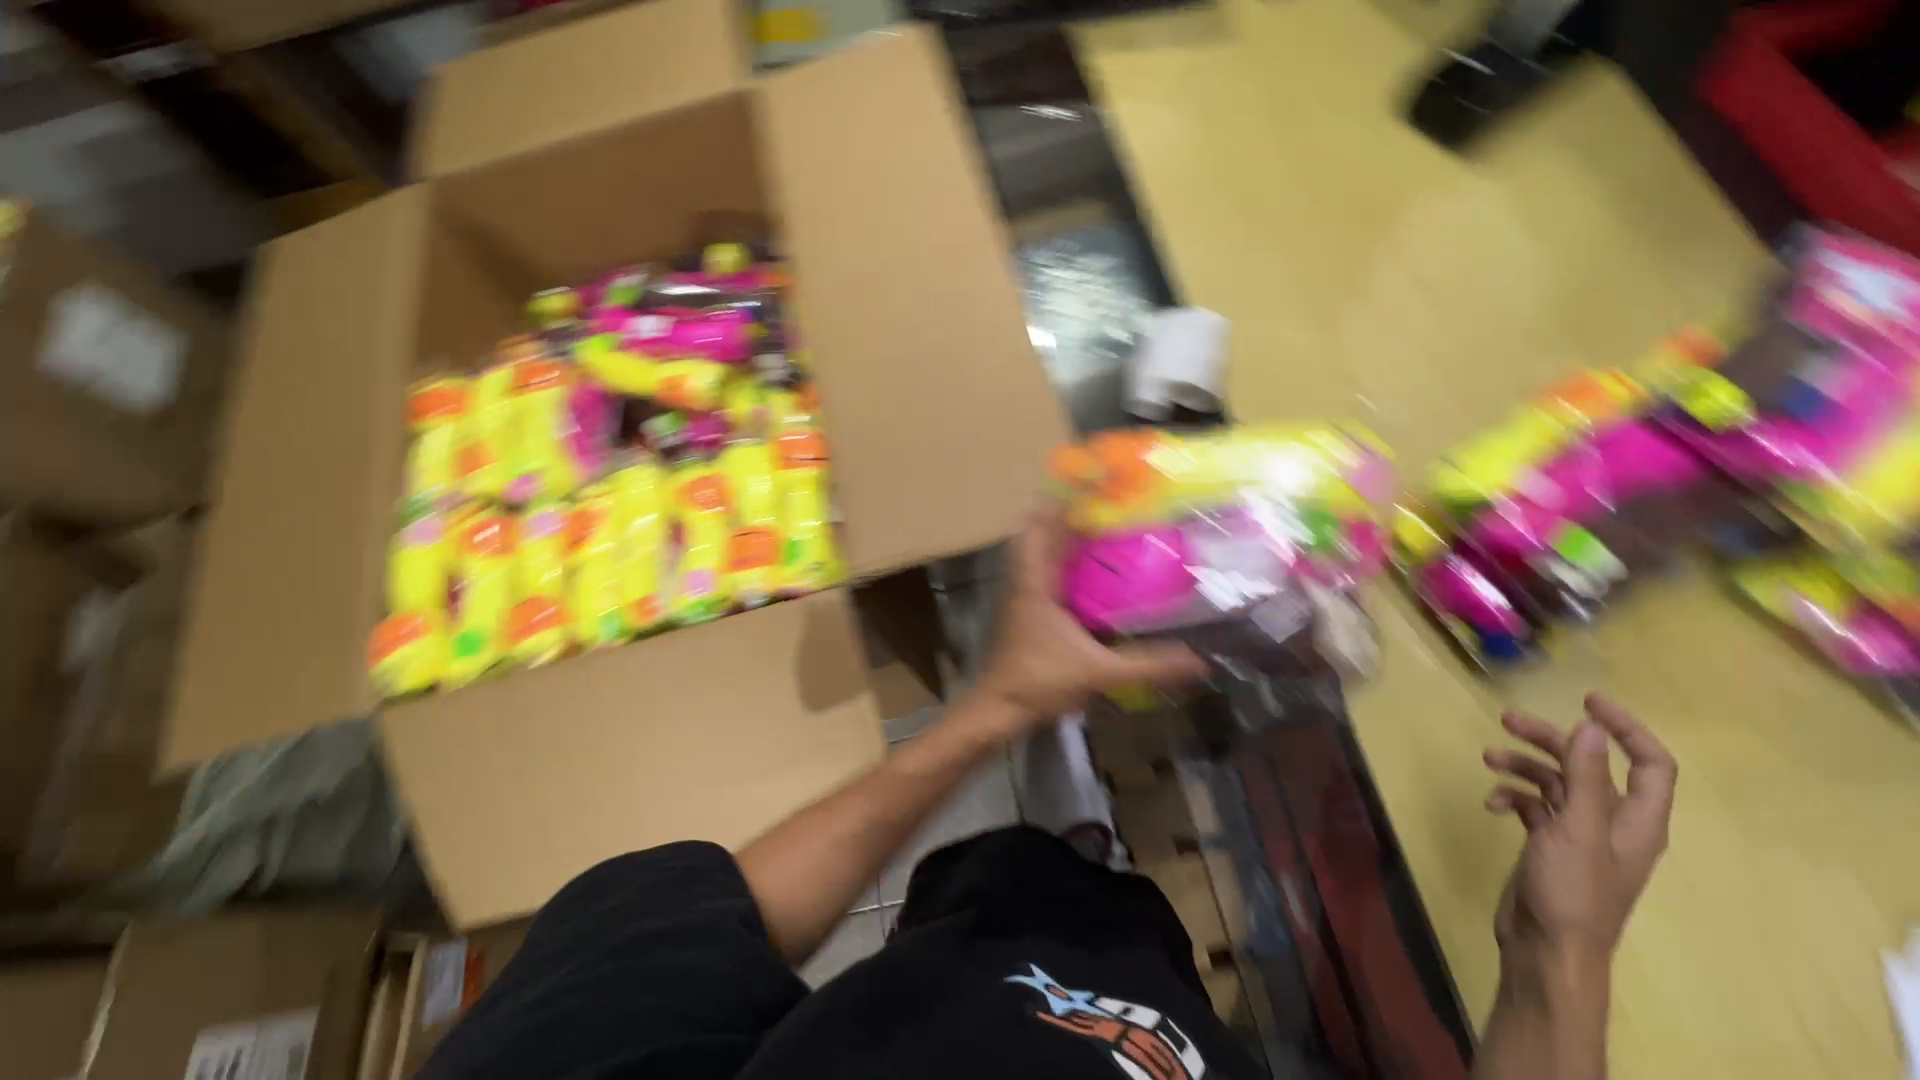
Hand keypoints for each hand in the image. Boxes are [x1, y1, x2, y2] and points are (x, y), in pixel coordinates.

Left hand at [974, 498, 1209, 731]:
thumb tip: (1198, 661)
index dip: (1058, 499)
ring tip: (1109, 534)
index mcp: (1034, 582)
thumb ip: (1148, 665)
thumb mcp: (1098, 672)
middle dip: (1071, 517)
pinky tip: (1099, 581)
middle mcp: (1025, 583)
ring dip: (1068, 543)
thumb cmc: (1037, 682)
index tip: (1090, 483)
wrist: (997, 713)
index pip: (1037, 525)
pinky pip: (1048, 581)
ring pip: (1042, 558)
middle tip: (1110, 507)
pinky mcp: (1027, 619)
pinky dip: (1069, 571)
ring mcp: (1023, 601)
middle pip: (1040, 535)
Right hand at [1482, 695, 1676, 980]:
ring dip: (1524, 766)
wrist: (1547, 950)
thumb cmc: (1572, 892)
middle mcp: (1612, 822)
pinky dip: (1513, 797)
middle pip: (1589, 766)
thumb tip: (1591, 727)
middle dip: (1551, 740)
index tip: (1586, 701)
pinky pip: (1534, 807)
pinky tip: (1491, 804)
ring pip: (1556, 783)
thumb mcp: (1577, 830)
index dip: (1626, 728)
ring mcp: (1579, 835)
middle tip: (1508, 721)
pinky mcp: (1549, 846)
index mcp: (1637, 820)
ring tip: (1488, 758)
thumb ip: (1586, 778)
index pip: (1650, 763)